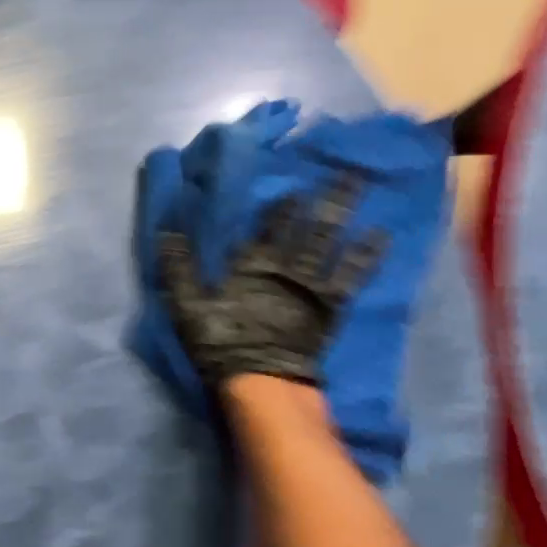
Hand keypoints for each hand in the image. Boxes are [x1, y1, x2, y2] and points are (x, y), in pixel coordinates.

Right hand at [158, 173, 387, 390]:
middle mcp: (287, 265)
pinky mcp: (331, 302)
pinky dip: (367, 253)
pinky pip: (354, 272)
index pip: (269, 226)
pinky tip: (380, 235)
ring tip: (362, 184)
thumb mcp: (188, 308)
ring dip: (347, 212)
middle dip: (325, 197)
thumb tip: (167, 231)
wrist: (261, 378)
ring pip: (332, 239)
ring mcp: (313, 283)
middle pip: (309, 226)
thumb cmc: (219, 342)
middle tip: (345, 168)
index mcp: (252, 264)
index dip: (282, 205)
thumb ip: (179, 270)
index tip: (293, 185)